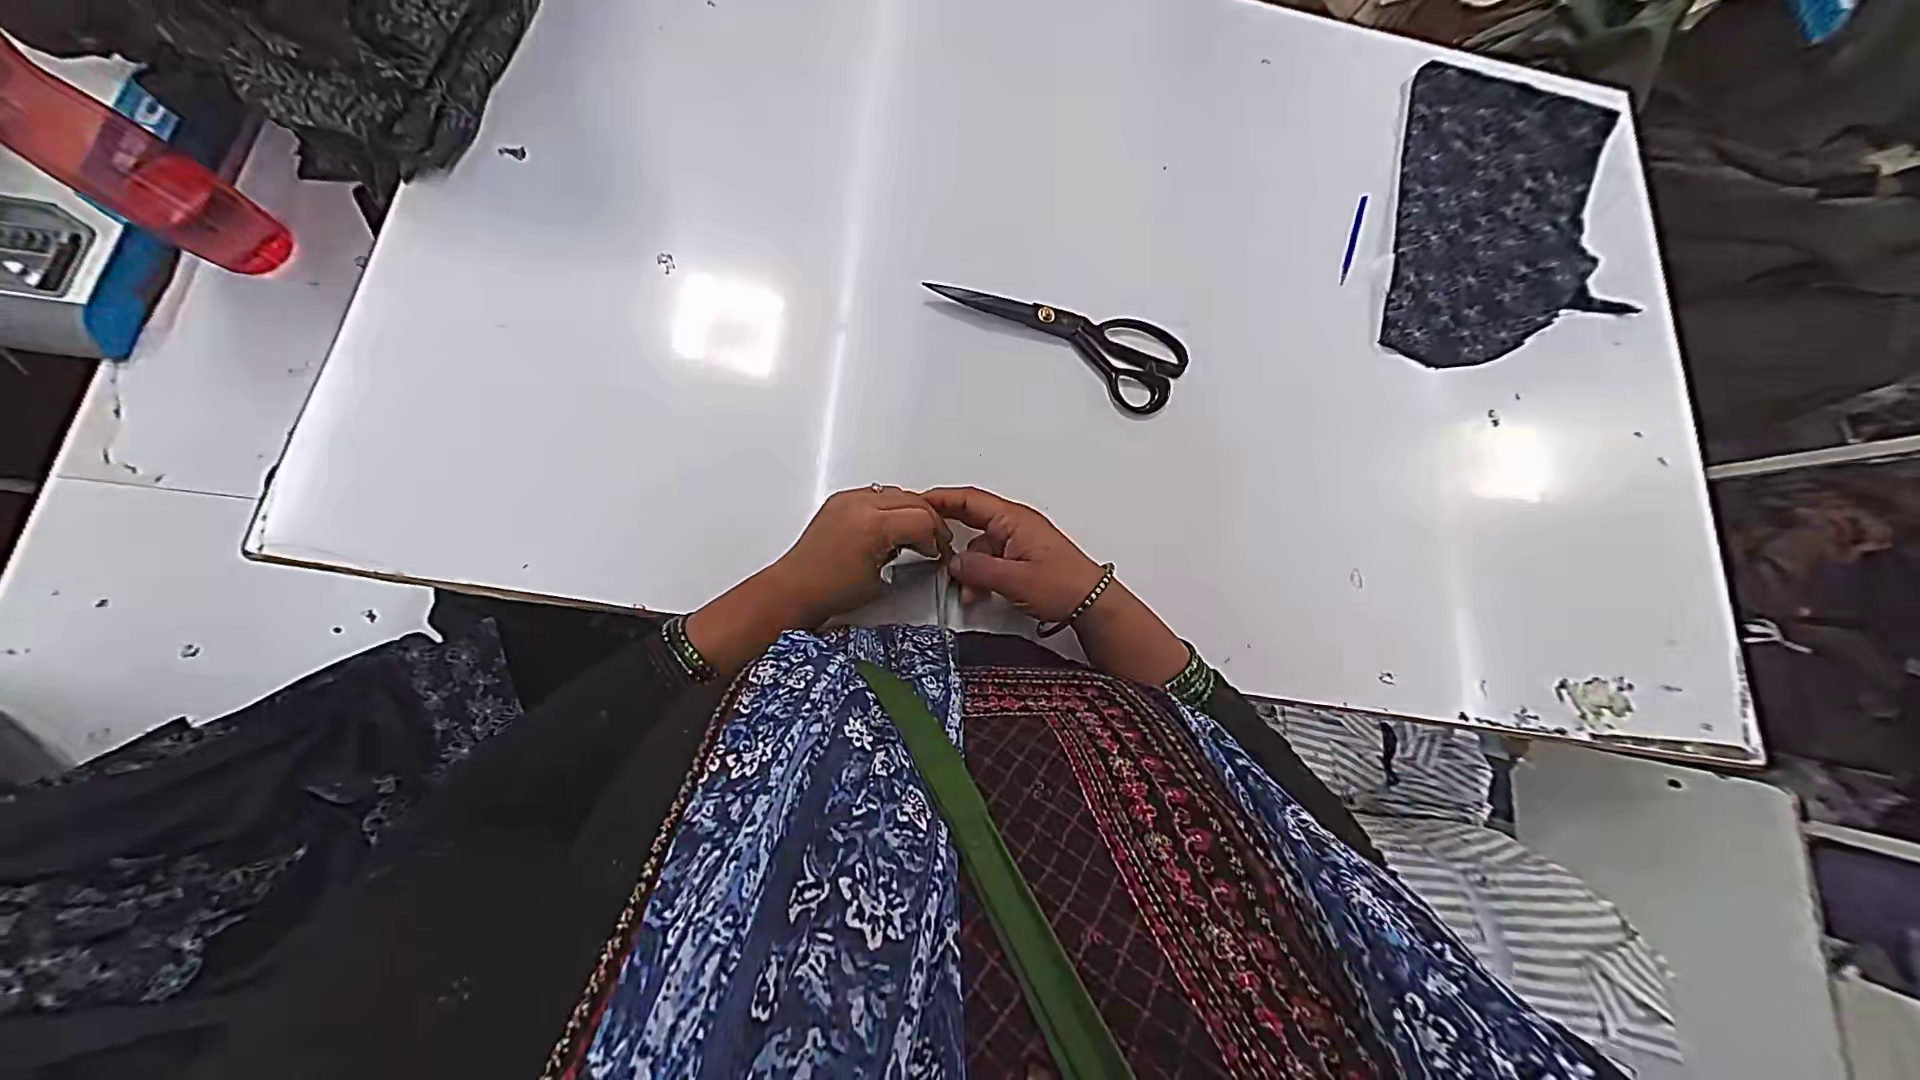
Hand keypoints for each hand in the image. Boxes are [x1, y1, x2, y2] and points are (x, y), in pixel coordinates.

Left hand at [762, 485, 952, 627]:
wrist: (793, 591)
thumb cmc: (826, 591)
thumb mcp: (880, 579)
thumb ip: (905, 553)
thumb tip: (920, 547)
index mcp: (872, 525)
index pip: (922, 519)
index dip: (936, 537)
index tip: (937, 550)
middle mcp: (858, 506)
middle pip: (913, 501)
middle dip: (929, 521)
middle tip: (934, 541)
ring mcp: (847, 501)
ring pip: (896, 493)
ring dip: (911, 511)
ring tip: (915, 534)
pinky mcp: (839, 503)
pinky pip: (875, 494)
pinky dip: (891, 507)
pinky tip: (893, 526)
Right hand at [919, 487, 1105, 619]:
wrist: (1093, 604)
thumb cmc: (1065, 586)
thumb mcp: (1015, 580)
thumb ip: (978, 569)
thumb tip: (954, 563)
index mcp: (1013, 519)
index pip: (969, 499)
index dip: (940, 499)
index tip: (917, 503)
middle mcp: (1015, 525)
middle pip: (971, 519)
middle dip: (948, 532)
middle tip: (926, 540)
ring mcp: (1019, 540)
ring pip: (979, 545)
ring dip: (968, 566)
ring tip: (966, 588)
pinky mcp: (1022, 557)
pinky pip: (991, 559)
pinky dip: (980, 574)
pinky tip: (979, 592)